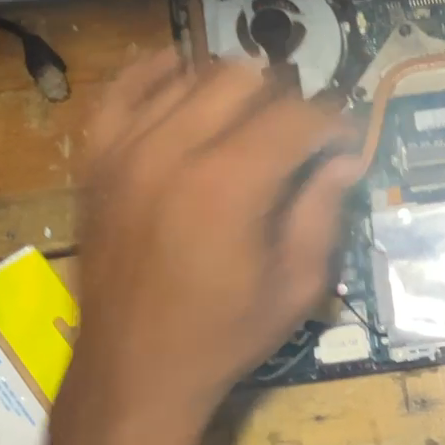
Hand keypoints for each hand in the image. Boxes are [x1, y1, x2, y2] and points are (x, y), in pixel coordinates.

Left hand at [60, 51, 362, 444]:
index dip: (333, 121)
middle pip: (243, 80)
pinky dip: (160, 75)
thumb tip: (348, 159)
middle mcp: (173, 150)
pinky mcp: (96, 158)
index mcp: (230, 186)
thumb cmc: (226, 334)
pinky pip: (125, 88)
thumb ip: (324, 212)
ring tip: (254, 119)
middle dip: (286, 100)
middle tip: (303, 136)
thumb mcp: (296, 285)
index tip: (348, 139)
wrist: (137, 369)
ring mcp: (125, 148)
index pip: (296, 116)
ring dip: (234, 89)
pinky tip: (185, 79)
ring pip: (190, 76)